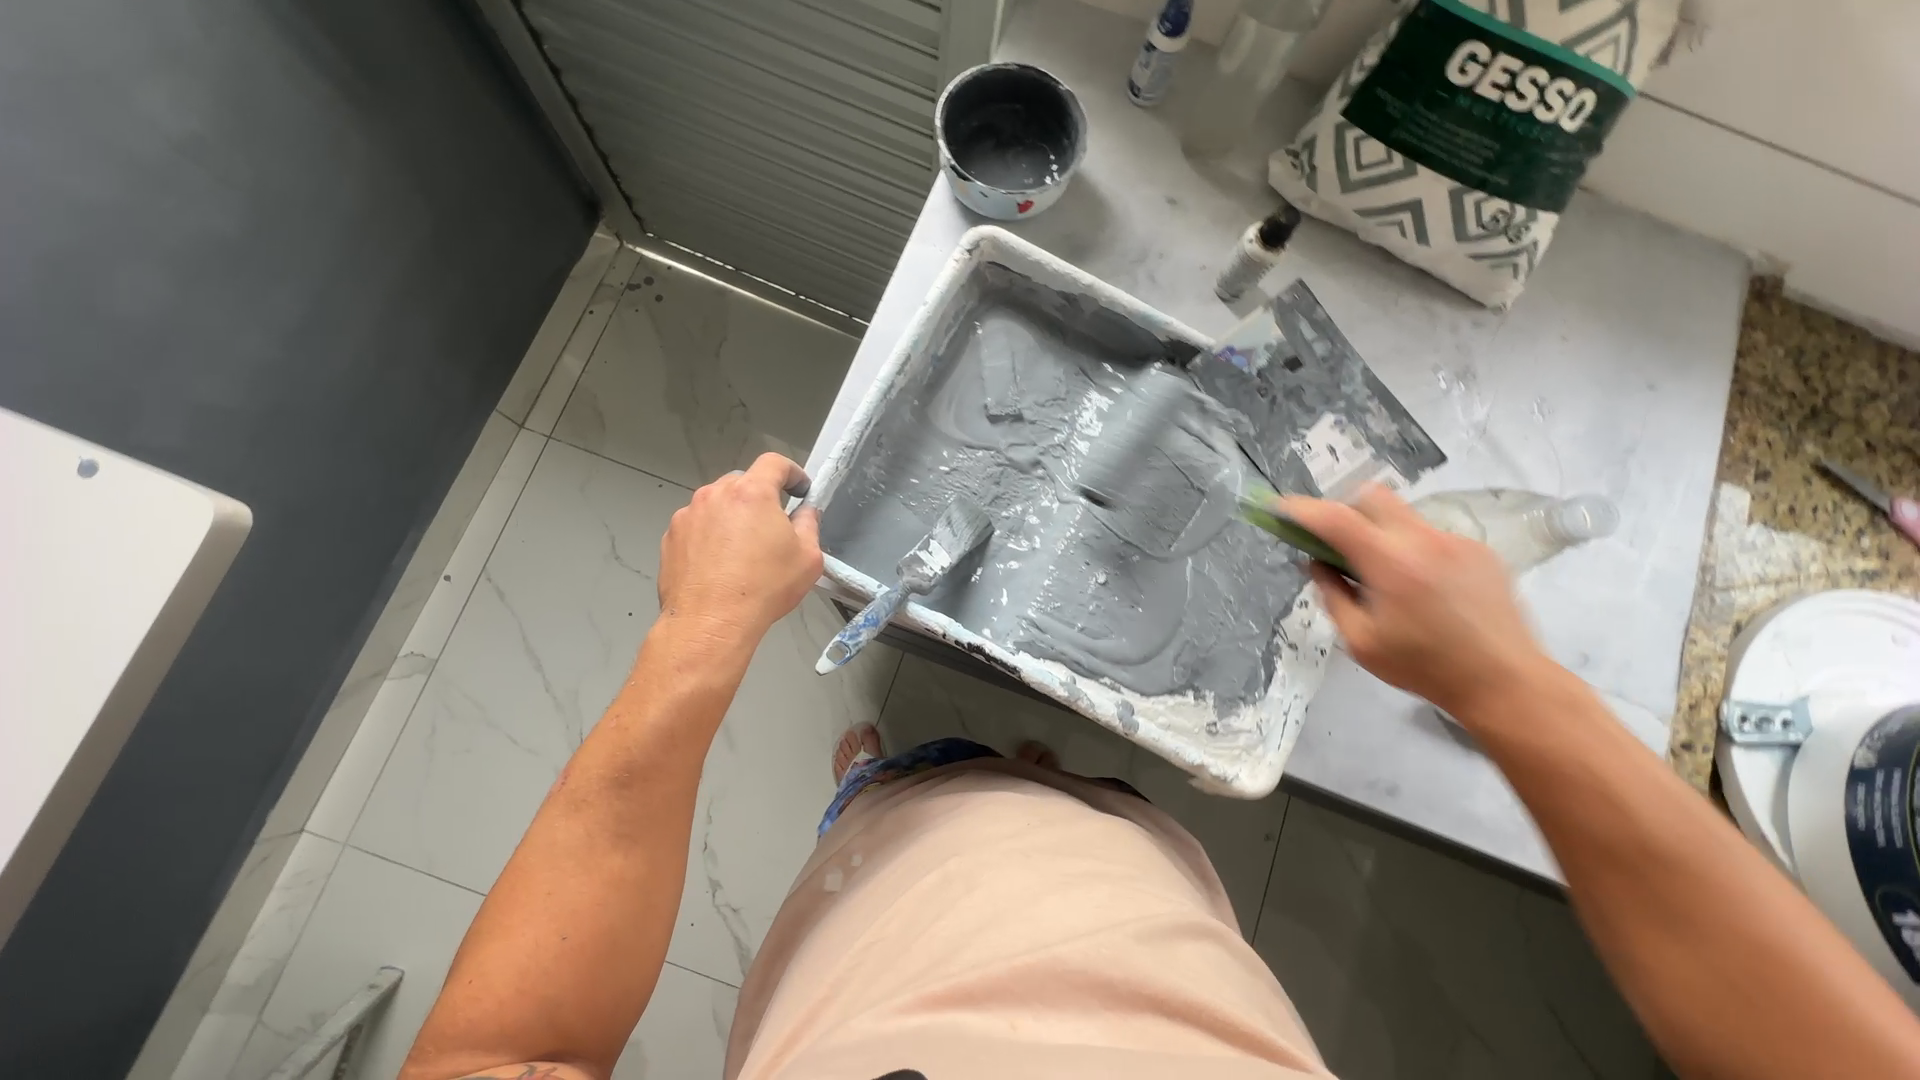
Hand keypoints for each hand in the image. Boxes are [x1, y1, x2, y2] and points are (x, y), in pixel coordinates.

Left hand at [657, 453, 822, 641]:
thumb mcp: (807, 558)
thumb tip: (806, 514)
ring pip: (717, 504)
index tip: (798, 487)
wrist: (710, 622)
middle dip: (760, 498)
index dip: (791, 472)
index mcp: (752, 493)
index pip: (774, 463)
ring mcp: (688, 515)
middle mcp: (716, 496)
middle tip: (772, 527)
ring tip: (743, 552)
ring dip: (732, 517)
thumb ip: (810, 525)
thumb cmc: (761, 590)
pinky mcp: (671, 537)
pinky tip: (720, 564)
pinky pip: (697, 526)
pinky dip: (710, 536)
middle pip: (743, 482)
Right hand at [1280, 485, 1553, 718]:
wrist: (1505, 681)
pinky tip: (1424, 590)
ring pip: (1404, 517)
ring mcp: (1457, 541)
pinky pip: (1433, 536)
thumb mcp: (1360, 642)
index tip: (1281, 509)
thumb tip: (1317, 564)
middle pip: (1373, 497)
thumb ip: (1332, 595)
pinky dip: (1414, 551)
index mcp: (1391, 564)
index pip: (1335, 518)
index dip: (1301, 509)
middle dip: (1346, 511)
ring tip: (1388, 580)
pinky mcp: (1480, 551)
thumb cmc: (1424, 668)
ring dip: (1382, 535)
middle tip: (1337, 544)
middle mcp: (1424, 540)